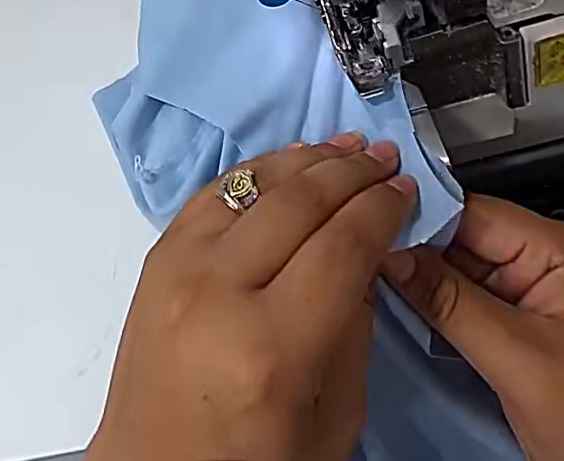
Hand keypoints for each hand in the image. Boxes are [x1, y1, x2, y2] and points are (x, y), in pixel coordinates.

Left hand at [87, 133, 418, 460]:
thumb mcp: (332, 417)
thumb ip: (354, 324)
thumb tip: (367, 245)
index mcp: (268, 348)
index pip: (341, 247)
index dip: (381, 210)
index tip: (406, 191)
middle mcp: (217, 291)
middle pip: (299, 202)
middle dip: (351, 173)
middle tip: (384, 158)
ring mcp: (178, 265)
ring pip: (255, 182)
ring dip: (307, 158)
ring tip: (346, 146)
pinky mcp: (157, 254)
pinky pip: (216, 191)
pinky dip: (259, 169)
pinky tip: (289, 159)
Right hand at [382, 196, 563, 460]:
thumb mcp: (523, 363)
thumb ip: (451, 302)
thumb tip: (391, 254)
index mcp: (558, 248)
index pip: (468, 209)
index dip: (416, 214)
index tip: (367, 221)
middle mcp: (544, 258)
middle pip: (460, 234)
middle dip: (413, 245)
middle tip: (361, 252)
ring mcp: (532, 290)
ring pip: (458, 265)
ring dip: (421, 274)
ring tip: (374, 273)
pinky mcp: (522, 320)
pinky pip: (467, 296)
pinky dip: (438, 300)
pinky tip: (406, 300)